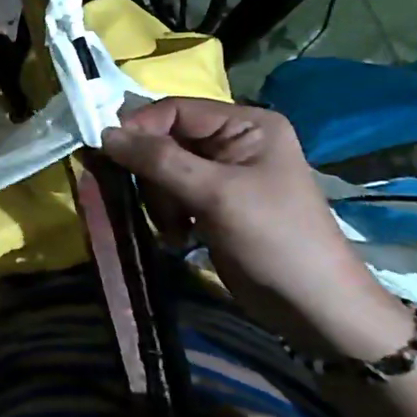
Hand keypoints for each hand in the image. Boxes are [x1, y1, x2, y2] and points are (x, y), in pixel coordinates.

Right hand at [99, 98, 410, 358]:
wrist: (312, 307)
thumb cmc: (273, 239)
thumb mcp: (215, 194)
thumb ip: (159, 160)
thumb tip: (104, 135)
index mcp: (247, 124)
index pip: (175, 109)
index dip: (140, 129)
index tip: (109, 156)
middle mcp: (234, 141)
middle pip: (166, 139)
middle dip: (153, 173)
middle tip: (159, 208)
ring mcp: (224, 173)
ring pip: (163, 168)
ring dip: (159, 199)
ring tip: (175, 229)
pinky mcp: (214, 202)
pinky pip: (172, 193)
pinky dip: (167, 212)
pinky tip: (180, 236)